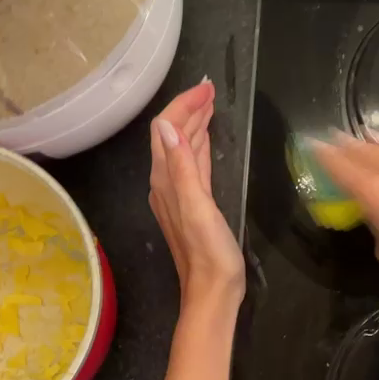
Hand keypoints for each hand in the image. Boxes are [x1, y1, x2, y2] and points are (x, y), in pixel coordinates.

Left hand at [149, 80, 243, 311]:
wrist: (212, 291)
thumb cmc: (209, 253)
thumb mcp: (198, 208)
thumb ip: (183, 168)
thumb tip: (169, 128)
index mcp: (167, 181)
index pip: (168, 130)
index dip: (184, 106)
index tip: (207, 88)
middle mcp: (167, 184)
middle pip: (172, 136)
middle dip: (189, 110)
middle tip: (211, 90)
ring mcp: (178, 196)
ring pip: (182, 150)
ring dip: (194, 126)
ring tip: (210, 107)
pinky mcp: (193, 206)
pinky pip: (191, 166)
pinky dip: (198, 147)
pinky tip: (205, 142)